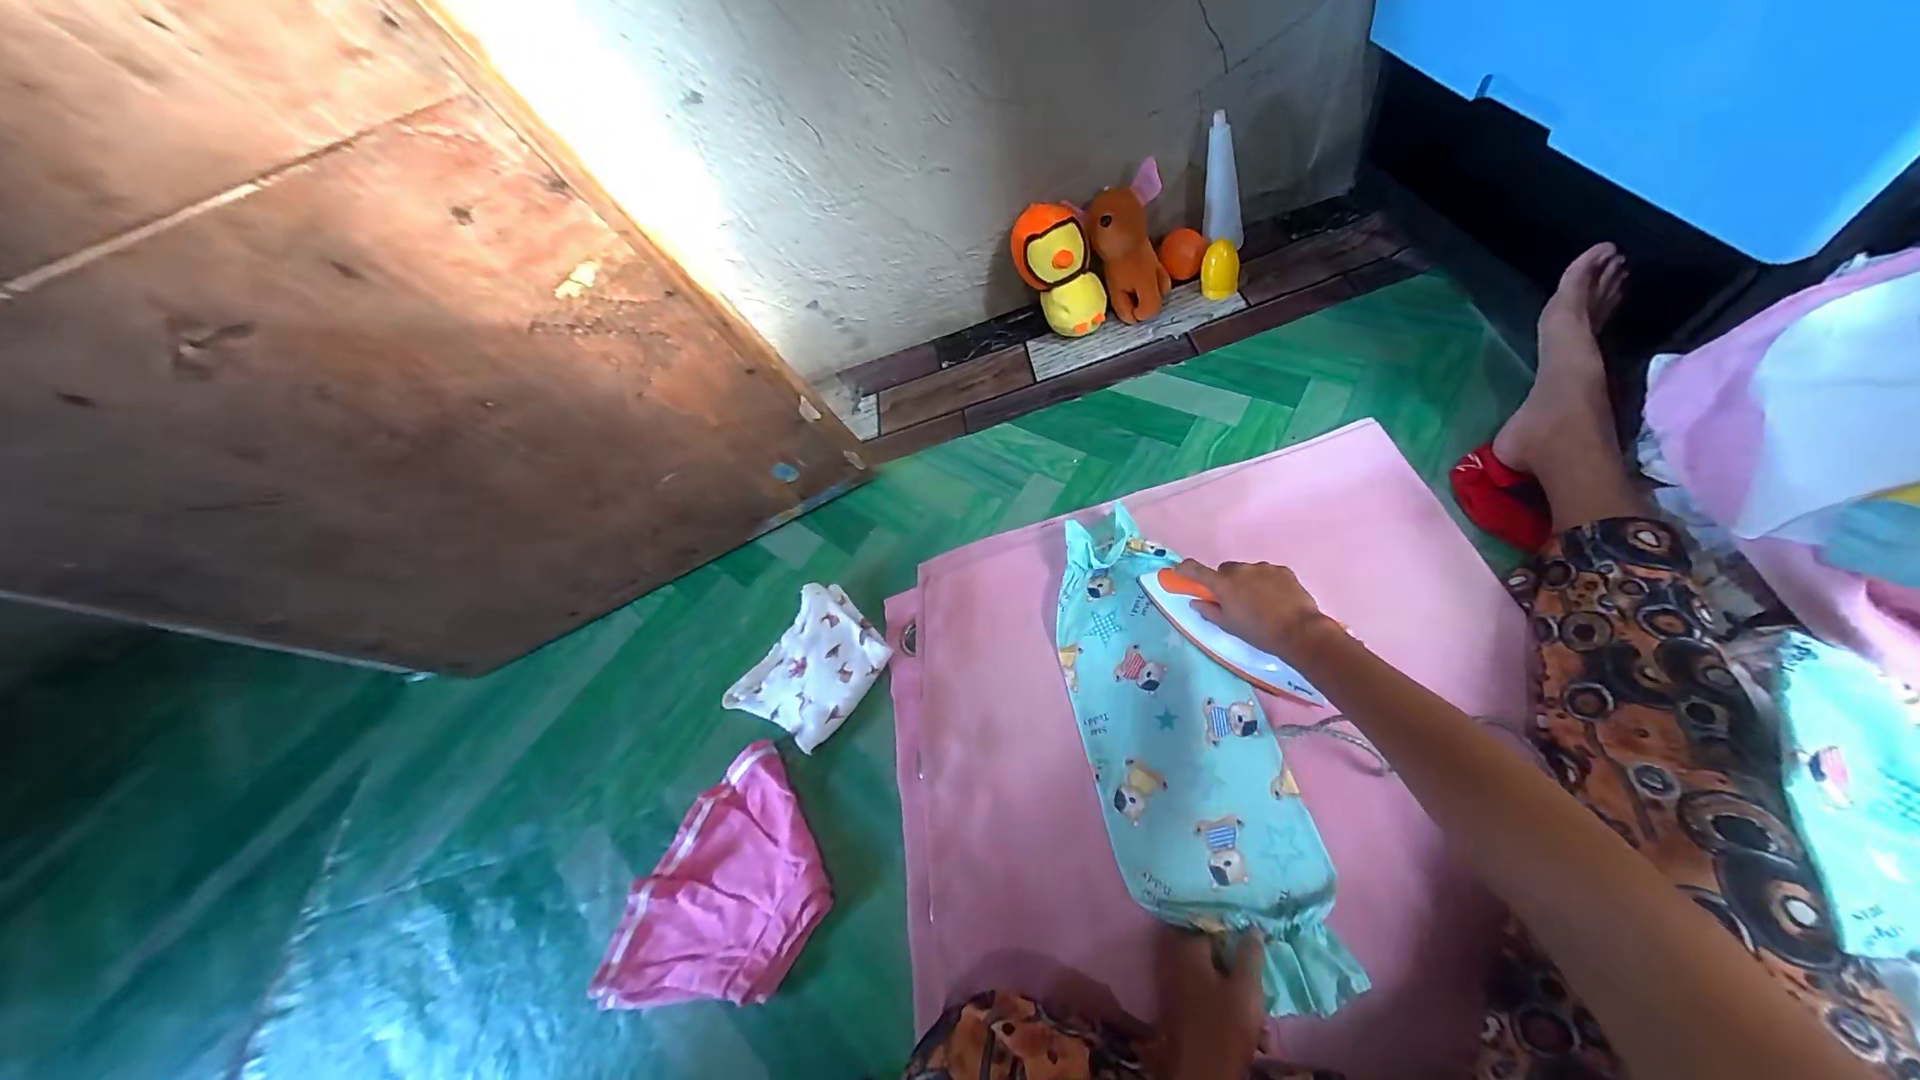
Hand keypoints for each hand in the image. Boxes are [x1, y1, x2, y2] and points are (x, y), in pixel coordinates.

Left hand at [1157, 928, 1265, 1079]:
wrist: (1201, 1073)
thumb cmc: (1223, 1025)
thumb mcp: (1245, 988)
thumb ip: (1249, 955)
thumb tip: (1252, 926)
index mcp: (1187, 948)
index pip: (1211, 923)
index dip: (1235, 930)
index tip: (1255, 938)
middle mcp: (1176, 959)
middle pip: (1214, 953)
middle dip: (1241, 970)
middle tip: (1261, 985)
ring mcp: (1177, 983)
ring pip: (1216, 979)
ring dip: (1241, 997)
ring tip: (1261, 1023)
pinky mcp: (1183, 1006)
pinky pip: (1210, 998)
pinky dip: (1230, 1010)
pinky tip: (1254, 1036)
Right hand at [1174, 559, 1334, 662]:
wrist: (1300, 631)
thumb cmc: (1258, 632)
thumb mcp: (1229, 626)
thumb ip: (1208, 611)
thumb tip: (1196, 601)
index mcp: (1223, 584)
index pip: (1196, 570)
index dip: (1185, 569)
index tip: (1179, 571)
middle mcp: (1240, 570)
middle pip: (1225, 570)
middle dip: (1225, 581)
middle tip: (1232, 599)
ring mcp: (1263, 568)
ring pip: (1247, 571)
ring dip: (1247, 581)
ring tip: (1259, 602)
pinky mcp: (1282, 571)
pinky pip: (1267, 573)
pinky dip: (1266, 583)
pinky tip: (1275, 599)